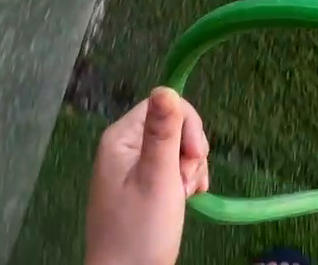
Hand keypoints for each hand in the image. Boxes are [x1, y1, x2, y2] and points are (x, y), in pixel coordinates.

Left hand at [84, 88, 209, 264]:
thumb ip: (163, 132)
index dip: (187, 126)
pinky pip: (170, 168)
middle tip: (187, 183)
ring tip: (186, 196)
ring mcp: (131, 169)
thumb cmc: (141, 231)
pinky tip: (186, 199)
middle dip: (190, 151)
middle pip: (172, 125)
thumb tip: (165, 86)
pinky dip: (184, 180)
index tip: (196, 157)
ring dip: (189, 168)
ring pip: (175, 147)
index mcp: (120, 138)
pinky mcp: (141, 188)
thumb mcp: (158, 178)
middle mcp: (123, 148)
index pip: (163, 105)